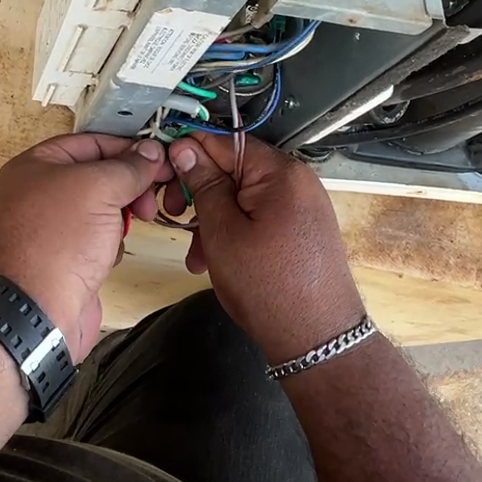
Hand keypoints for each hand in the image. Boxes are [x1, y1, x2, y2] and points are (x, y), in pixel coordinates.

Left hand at [0, 133, 172, 361]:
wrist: (38, 315)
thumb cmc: (59, 243)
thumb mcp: (99, 189)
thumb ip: (129, 166)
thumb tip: (150, 152)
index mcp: (35, 165)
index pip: (91, 142)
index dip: (128, 148)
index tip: (159, 158)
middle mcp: (36, 192)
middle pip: (97, 175)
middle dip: (128, 185)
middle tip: (152, 197)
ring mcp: (48, 228)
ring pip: (99, 207)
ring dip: (120, 215)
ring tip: (128, 229)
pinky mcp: (61, 257)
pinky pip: (94, 237)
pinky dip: (108, 242)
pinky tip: (109, 254)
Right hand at [167, 134, 365, 362]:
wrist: (319, 340)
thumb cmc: (268, 286)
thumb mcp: (222, 232)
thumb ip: (203, 184)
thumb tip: (186, 148)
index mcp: (280, 172)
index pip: (225, 141)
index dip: (189, 151)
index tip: (162, 171)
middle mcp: (296, 181)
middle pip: (233, 169)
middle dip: (199, 193)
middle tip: (173, 216)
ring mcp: (301, 206)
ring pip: (242, 197)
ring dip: (213, 219)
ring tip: (197, 256)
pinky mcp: (301, 229)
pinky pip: (258, 216)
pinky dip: (234, 232)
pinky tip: (216, 261)